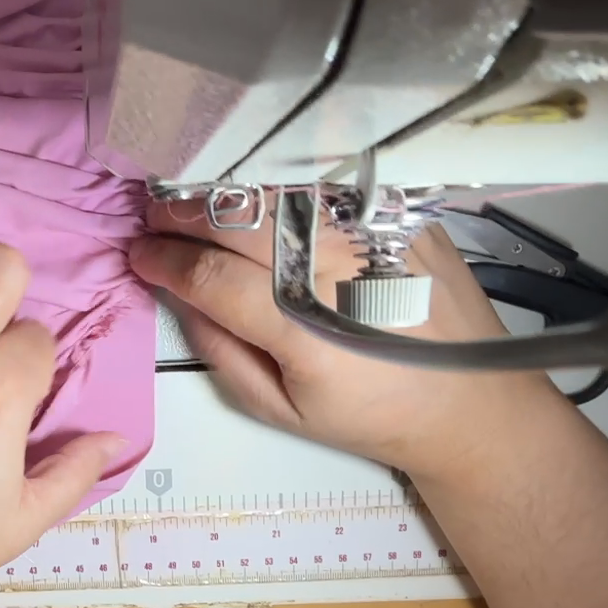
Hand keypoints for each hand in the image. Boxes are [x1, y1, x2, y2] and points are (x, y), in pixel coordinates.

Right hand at [128, 195, 569, 483]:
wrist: (470, 403)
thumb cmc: (366, 416)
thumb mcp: (279, 409)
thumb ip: (221, 351)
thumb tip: (181, 297)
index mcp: (305, 329)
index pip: (211, 277)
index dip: (164, 261)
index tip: (137, 255)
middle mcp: (339, 271)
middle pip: (240, 222)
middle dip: (183, 214)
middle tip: (152, 216)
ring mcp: (375, 236)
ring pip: (278, 195)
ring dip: (224, 195)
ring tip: (193, 204)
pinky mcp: (401, 218)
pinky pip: (323, 191)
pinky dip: (276, 192)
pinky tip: (253, 201)